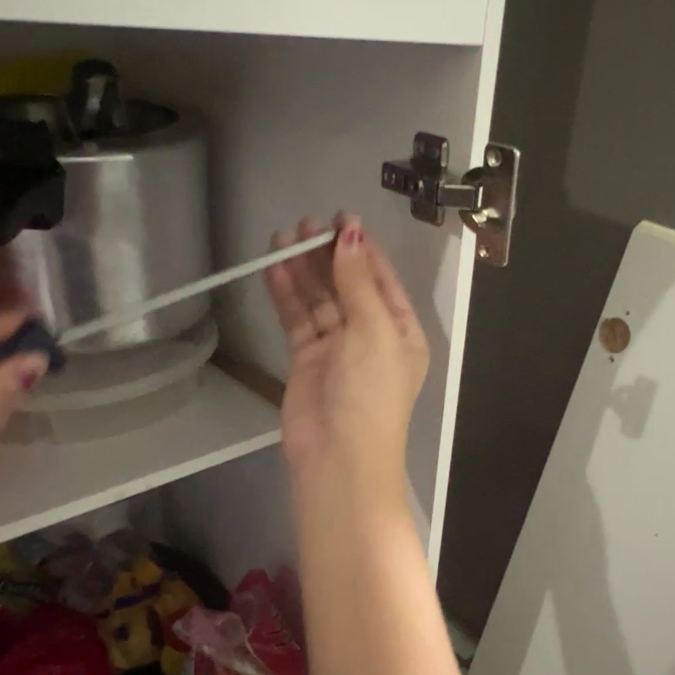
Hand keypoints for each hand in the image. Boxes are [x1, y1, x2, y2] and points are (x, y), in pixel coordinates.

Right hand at [266, 216, 427, 496]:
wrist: (339, 457)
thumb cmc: (370, 391)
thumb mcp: (374, 330)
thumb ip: (358, 281)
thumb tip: (350, 234)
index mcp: (401, 331)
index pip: (380, 279)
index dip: (361, 247)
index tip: (338, 217)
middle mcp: (372, 336)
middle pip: (348, 285)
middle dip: (327, 255)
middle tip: (303, 225)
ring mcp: (338, 349)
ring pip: (320, 300)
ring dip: (303, 270)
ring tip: (282, 237)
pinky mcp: (307, 361)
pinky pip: (298, 320)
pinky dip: (287, 295)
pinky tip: (273, 269)